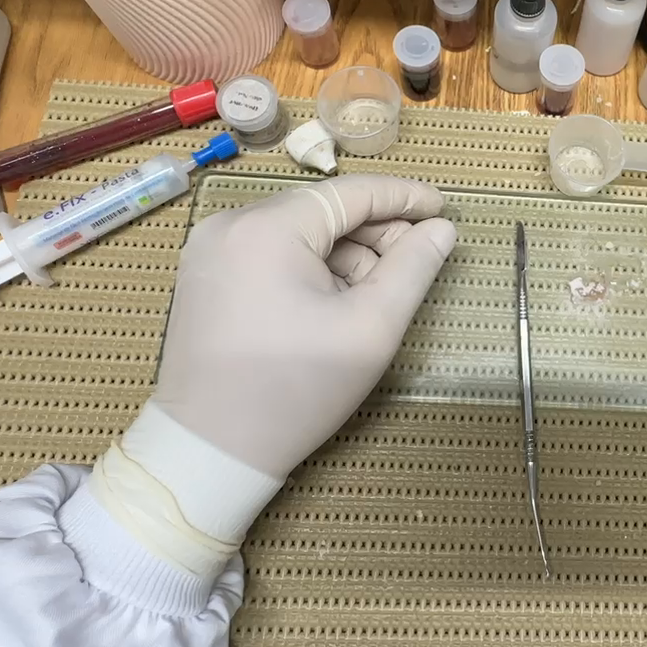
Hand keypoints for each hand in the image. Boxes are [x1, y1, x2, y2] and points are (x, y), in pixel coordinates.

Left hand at [151, 175, 457, 477]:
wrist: (207, 453)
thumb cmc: (296, 389)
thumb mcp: (371, 328)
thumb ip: (413, 268)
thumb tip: (441, 229)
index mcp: (268, 228)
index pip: (351, 192)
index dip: (404, 197)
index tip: (443, 207)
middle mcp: (231, 223)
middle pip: (324, 211)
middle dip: (375, 234)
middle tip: (414, 263)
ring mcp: (210, 249)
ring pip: (300, 233)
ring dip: (345, 256)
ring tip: (372, 298)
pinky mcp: (204, 275)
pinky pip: (273, 252)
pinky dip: (311, 267)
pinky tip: (334, 303)